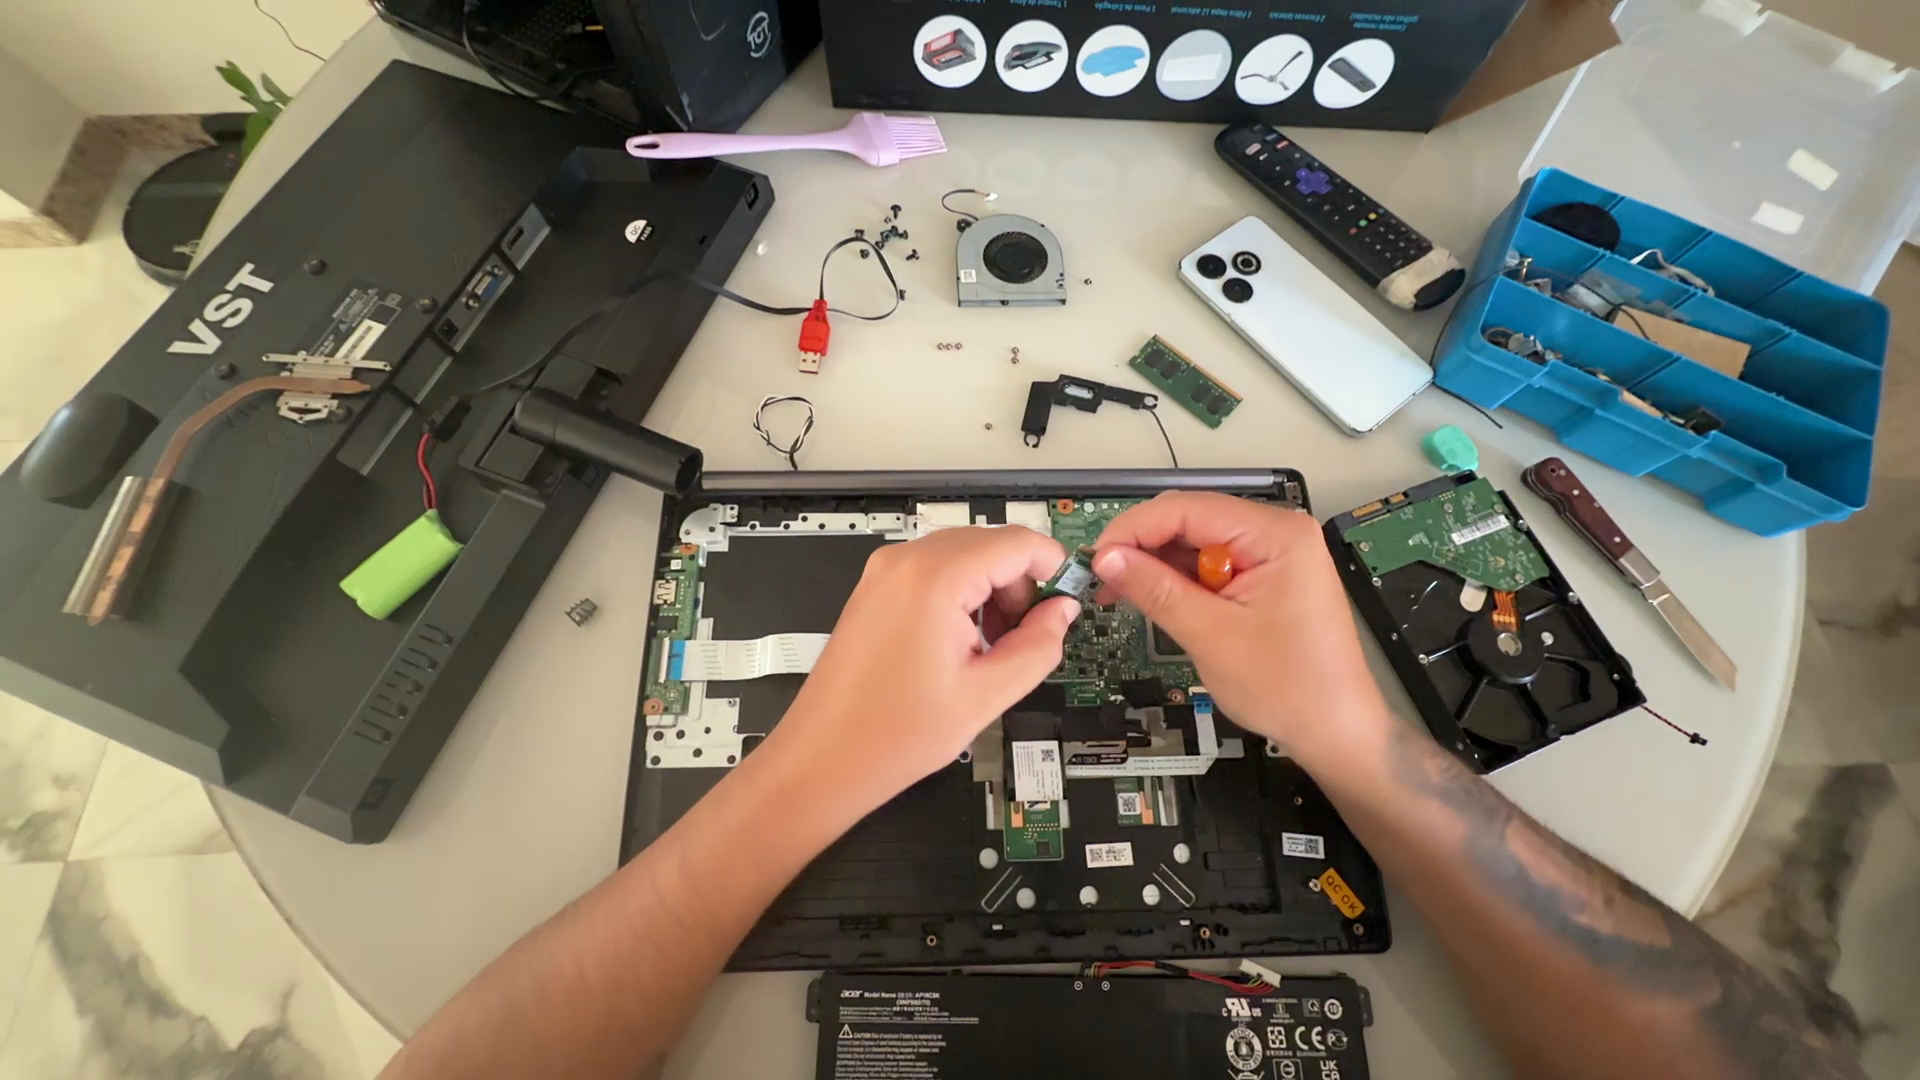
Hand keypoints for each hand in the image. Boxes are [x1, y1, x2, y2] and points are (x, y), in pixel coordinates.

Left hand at [775, 526, 1080, 808]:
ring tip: (991, 648)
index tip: (1069, 599)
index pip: (1017, 543)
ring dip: (992, 589)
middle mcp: (905, 561)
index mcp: (934, 580)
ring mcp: (885, 571)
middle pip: (990, 544)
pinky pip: (935, 569)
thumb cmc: (895, 734)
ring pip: (964, 555)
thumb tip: (1062, 612)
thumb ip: (1038, 646)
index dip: (1054, 566)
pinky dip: (962, 592)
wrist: (824, 757)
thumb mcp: (986, 695)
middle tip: (1027, 637)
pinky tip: (962, 641)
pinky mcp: (875, 587)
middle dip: (1020, 584)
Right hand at [1092, 492, 1387, 759]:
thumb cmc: (1287, 687)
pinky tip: (1150, 597)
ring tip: (1118, 593)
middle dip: (1141, 547)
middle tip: (1102, 579)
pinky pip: (1205, 564)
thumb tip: (1106, 558)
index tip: (1096, 559)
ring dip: (1153, 565)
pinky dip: (1174, 580)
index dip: (1134, 529)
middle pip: (1188, 520)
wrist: (1334, 730)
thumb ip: (1156, 590)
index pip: (1187, 509)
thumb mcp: (1211, 636)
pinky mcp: (1261, 575)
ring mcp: (1269, 553)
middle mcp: (1275, 532)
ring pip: (1192, 542)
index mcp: (1276, 535)